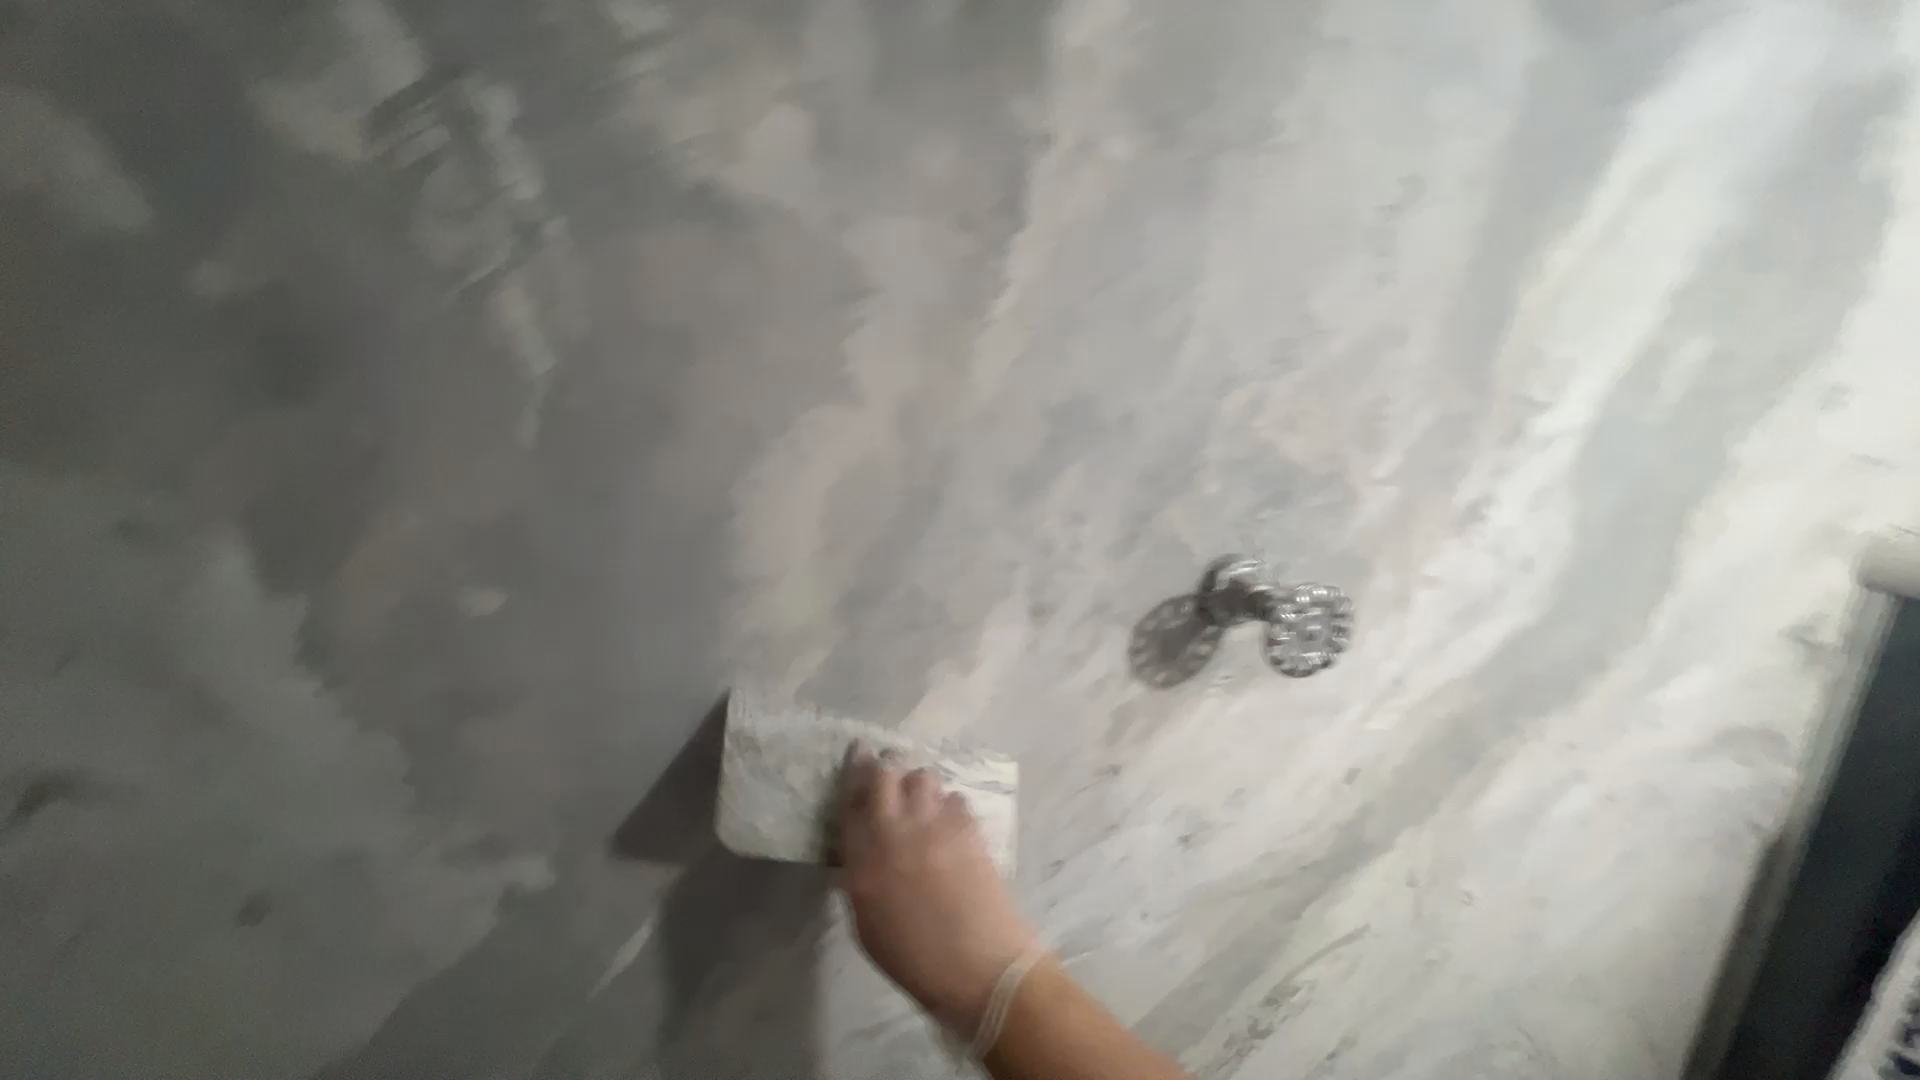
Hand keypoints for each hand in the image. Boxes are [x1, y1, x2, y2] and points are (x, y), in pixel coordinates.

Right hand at [836, 746, 1040, 1033]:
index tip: (857, 754)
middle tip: (887, 772)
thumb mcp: (867, 925)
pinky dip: (948, 804)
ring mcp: (934, 824)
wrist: (978, 966)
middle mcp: (895, 832)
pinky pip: (954, 797)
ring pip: (923, 776)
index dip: (852, 772)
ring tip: (921, 801)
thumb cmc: (915, 958)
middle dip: (884, 766)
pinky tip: (949, 823)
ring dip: (917, 783)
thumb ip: (860, 876)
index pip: (849, 800)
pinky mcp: (967, 826)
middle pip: (885, 774)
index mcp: (863, 861)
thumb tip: (862, 848)